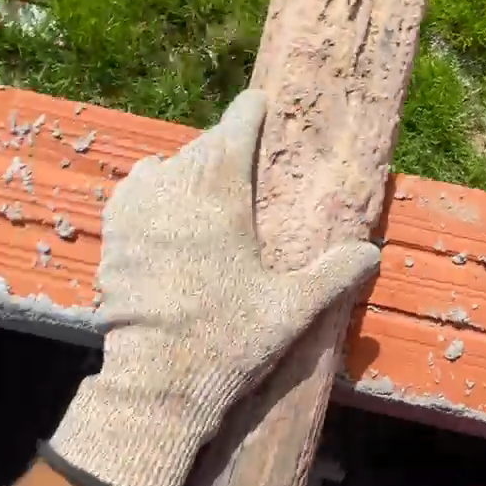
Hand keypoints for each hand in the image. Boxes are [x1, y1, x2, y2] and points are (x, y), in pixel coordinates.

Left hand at [41, 90, 381, 485]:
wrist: (156, 385)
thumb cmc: (230, 339)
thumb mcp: (295, 308)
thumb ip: (337, 273)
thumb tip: (371, 252)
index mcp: (219, 196)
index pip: (233, 132)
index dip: (248, 112)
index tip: (258, 101)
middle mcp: (173, 191)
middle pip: (201, 147)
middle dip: (224, 144)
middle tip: (245, 152)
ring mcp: (136, 212)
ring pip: (164, 165)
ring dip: (188, 166)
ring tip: (205, 182)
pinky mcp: (113, 237)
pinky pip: (133, 190)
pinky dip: (152, 186)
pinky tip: (161, 203)